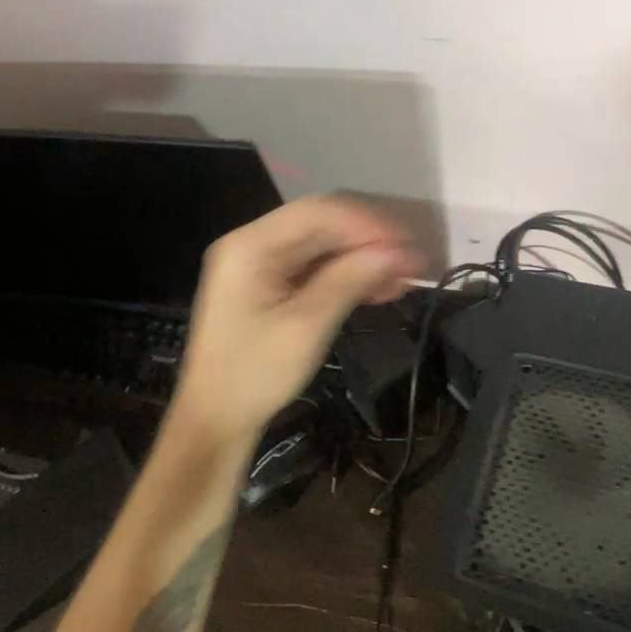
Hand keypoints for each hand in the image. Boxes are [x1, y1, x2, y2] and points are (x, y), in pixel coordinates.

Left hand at [173, 195, 419, 439]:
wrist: (216, 419)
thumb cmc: (254, 374)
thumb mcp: (306, 327)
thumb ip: (349, 281)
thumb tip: (397, 252)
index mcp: (251, 246)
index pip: (318, 212)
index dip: (367, 223)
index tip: (407, 245)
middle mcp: (255, 244)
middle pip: (322, 224)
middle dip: (370, 239)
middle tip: (413, 260)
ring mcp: (262, 264)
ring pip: (325, 245)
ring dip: (365, 257)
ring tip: (406, 277)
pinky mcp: (272, 285)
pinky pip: (317, 268)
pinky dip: (349, 274)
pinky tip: (382, 287)